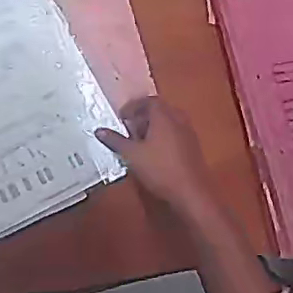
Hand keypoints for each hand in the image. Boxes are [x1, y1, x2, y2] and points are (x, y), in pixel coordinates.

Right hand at [95, 97, 221, 223]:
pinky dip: (164, 135)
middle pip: (160, 109)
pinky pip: (176, 132)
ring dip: (154, 126)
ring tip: (140, 140)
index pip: (148, 101)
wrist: (190, 191)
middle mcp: (178, 119)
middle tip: (129, 128)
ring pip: (169, 121)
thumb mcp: (131, 155)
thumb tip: (99, 131)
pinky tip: (155, 152)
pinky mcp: (193, 146)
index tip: (122, 117)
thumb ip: (115, 141)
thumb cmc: (159, 169)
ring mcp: (188, 133)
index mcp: (163, 116)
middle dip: (143, 116)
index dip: (133, 107)